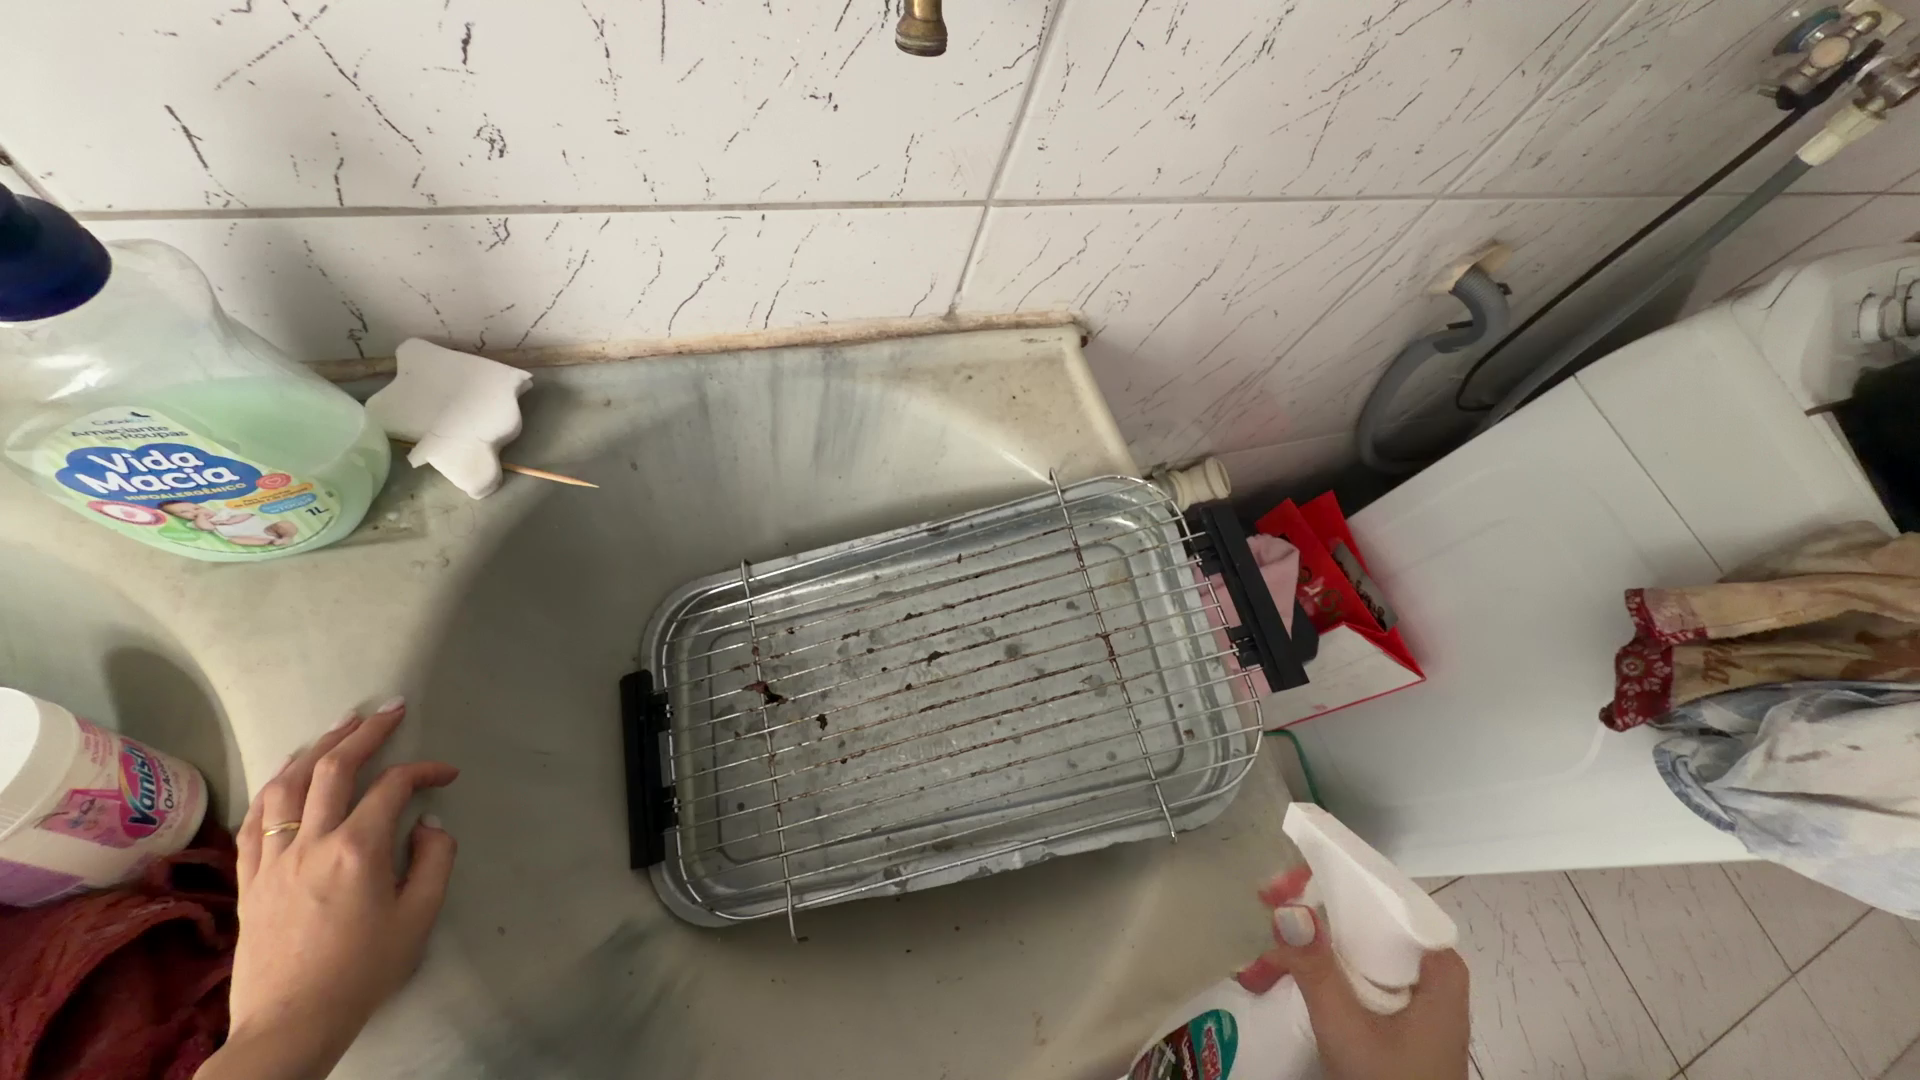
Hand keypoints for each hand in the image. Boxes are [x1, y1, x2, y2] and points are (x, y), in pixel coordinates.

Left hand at [196, 699, 458, 1079]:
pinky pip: (255, 818)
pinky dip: (275, 787)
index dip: (425, 770)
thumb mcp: (420, 915)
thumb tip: (429, 825)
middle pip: (334, 768)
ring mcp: (272, 858)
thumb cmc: (365, 968)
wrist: (293, 1020)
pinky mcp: (249, 877)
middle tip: (391, 709)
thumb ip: (433, 860)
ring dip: (316, 749)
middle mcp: (311, 842)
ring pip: (287, 784)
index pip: (394, 787)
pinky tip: (289, 776)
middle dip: (367, 732)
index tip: (447, 774)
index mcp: (358, 849)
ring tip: (340, 729)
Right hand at [1234, 867, 1470, 1079]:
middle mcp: (1428, 974)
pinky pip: (1349, 977)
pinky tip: (1275, 980)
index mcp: (1437, 968)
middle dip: (1306, 916)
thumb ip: (1317, 968)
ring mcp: (1410, 999)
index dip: (1332, 881)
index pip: (1384, 901)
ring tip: (1255, 963)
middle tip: (1261, 906)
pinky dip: (1313, 975)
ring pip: (1351, 950)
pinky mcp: (1392, 1021)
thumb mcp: (1346, 1029)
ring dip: (1301, 950)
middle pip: (1363, 922)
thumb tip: (1286, 906)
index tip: (1284, 882)